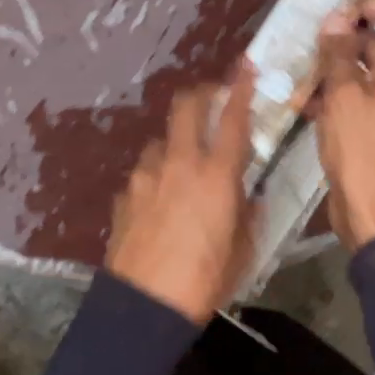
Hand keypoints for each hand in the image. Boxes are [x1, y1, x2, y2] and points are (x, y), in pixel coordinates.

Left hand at [105, 63, 256, 323]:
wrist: (146, 308)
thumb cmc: (204, 282)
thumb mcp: (242, 252)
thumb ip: (248, 215)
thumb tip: (252, 196)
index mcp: (216, 175)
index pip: (232, 117)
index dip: (241, 87)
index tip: (246, 66)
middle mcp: (178, 164)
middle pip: (185, 106)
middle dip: (201, 96)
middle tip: (211, 103)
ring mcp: (144, 178)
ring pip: (160, 141)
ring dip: (175, 143)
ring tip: (184, 167)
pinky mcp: (123, 198)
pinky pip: (142, 175)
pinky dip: (155, 178)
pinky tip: (159, 202)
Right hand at [311, 0, 374, 250]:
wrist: (368, 208)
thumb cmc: (360, 150)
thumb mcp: (343, 96)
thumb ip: (338, 54)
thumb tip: (337, 18)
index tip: (358, 11)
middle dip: (347, 37)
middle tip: (315, 40)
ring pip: (361, 74)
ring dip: (332, 69)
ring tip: (300, 71)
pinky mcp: (368, 132)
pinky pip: (352, 102)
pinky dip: (330, 97)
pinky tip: (300, 102)